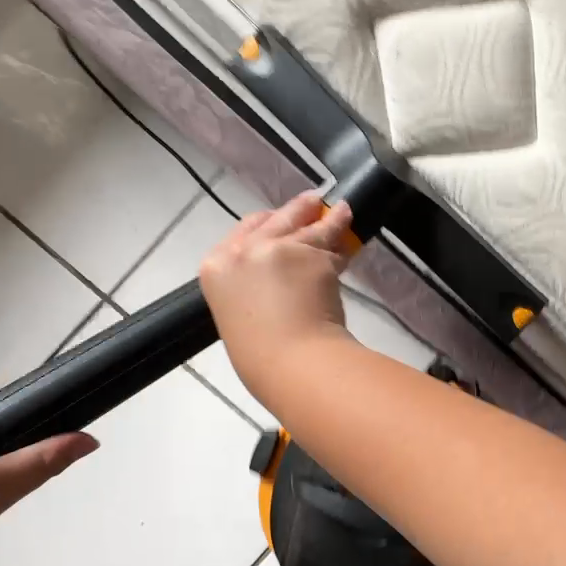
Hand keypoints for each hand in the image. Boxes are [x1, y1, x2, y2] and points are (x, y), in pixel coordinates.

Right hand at [200, 191, 356, 398]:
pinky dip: (344, 239)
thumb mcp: (237, 316)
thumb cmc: (260, 357)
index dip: (265, 223)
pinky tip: (350, 231)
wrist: (290, 361)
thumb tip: (275, 284)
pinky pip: (332, 246)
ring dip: (325, 216)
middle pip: (274, 221)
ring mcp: (279, 249)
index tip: (277, 220)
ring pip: (307, 227)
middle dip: (294, 210)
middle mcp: (244, 251)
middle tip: (310, 203)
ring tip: (339, 210)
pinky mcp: (314, 256)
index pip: (241, 232)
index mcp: (215, 269)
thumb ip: (250, 289)